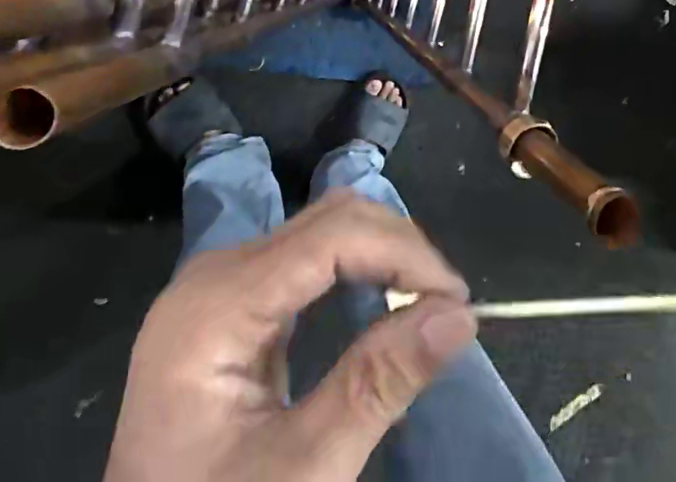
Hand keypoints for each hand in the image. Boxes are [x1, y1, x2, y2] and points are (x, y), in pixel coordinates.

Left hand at [105, 191, 478, 481]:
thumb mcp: (301, 472)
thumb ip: (378, 384)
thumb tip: (460, 316)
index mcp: (216, 305)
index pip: (330, 235)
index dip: (403, 253)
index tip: (457, 300)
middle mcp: (215, 272)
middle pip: (328, 218)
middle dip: (398, 248)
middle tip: (447, 306)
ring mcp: (221, 282)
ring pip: (322, 227)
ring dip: (383, 253)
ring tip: (425, 302)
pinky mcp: (234, 300)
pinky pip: (308, 256)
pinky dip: (358, 268)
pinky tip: (384, 300)